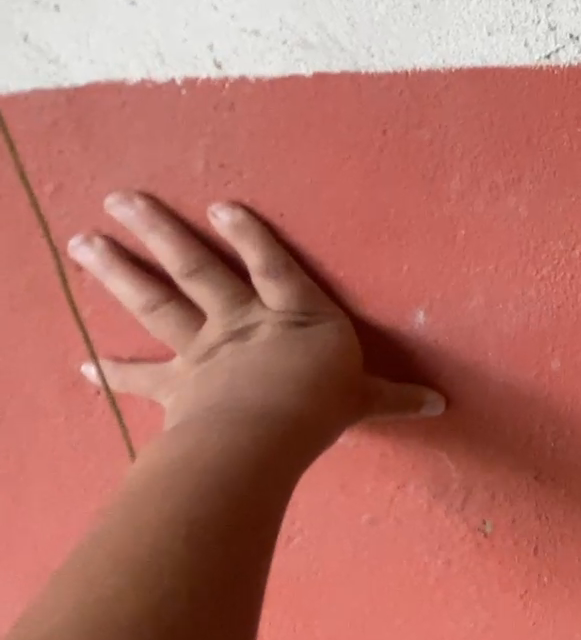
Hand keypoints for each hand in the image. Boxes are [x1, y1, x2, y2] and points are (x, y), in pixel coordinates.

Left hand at [66, 192, 441, 460]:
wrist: (260, 438)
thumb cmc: (321, 405)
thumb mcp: (369, 399)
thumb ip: (398, 398)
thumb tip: (441, 403)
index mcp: (299, 318)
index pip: (275, 267)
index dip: (250, 236)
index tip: (220, 205)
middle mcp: (245, 324)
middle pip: (200, 272)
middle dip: (163, 235)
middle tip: (122, 201)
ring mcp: (205, 352)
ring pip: (158, 305)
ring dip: (119, 273)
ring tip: (84, 242)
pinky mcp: (177, 386)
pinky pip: (140, 376)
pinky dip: (110, 371)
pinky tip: (79, 363)